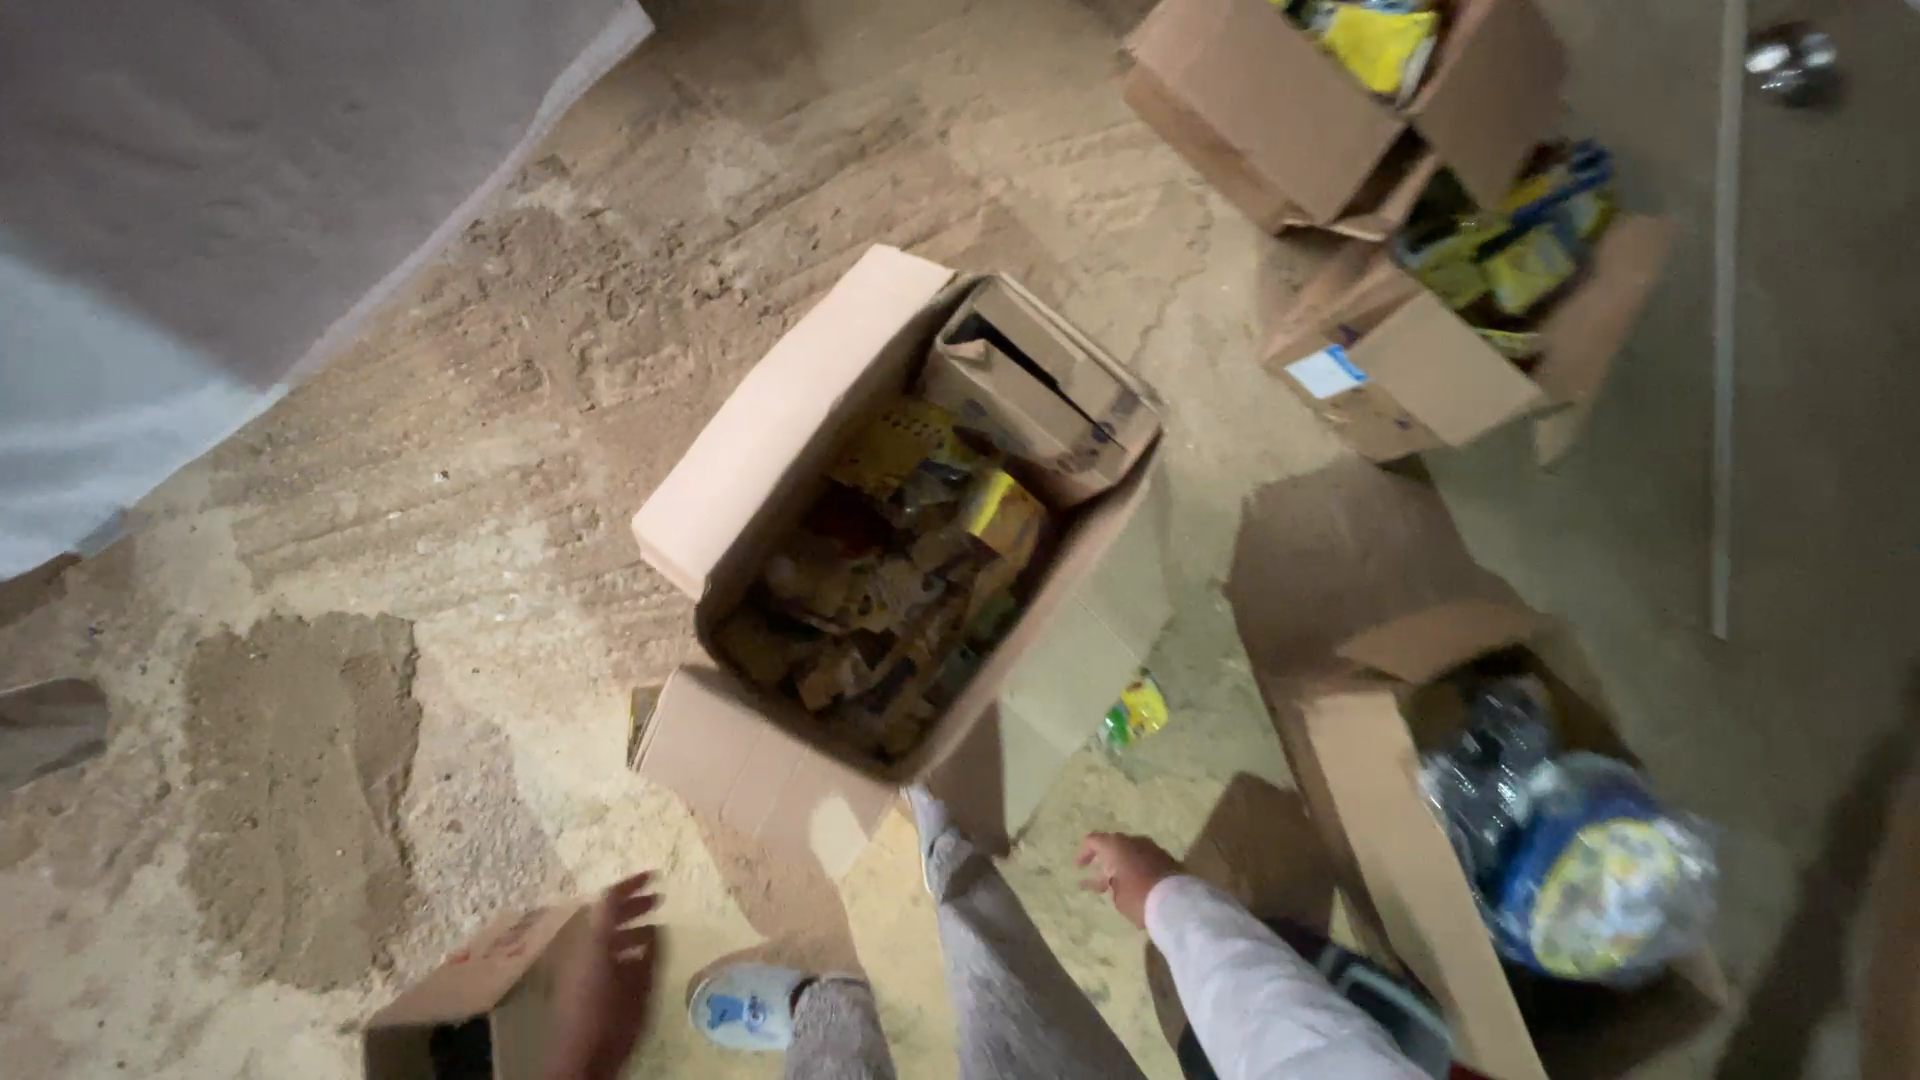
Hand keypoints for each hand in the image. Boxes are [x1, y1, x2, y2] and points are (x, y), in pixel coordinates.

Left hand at [545, 871, 660, 1079]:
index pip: (611, 899)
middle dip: (633, 904)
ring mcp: (578, 967)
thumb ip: (650, 954)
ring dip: (629, 926)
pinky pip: (600, 952)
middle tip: (659, 900)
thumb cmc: (612, 1023)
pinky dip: (620, 945)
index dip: (632, 883)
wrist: (577, 1064)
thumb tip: (657, 928)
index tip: (655, 875)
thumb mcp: (641, 986)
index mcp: (598, 943)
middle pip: (606, 914)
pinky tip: (638, 958)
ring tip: (654, 930)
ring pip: (603, 934)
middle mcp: (584, 949)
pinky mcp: (578, 984)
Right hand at [1076, 832, 1180, 929]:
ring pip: (1131, 854)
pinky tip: (1135, 886)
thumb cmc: (1138, 897)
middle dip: (1104, 861)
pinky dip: (1137, 870)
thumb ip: (1113, 885)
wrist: (1177, 903)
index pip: (1094, 840)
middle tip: (1097, 878)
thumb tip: (1119, 881)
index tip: (1079, 867)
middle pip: (1114, 846)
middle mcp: (1133, 841)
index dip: (1084, 853)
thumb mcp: (1117, 897)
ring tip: (1116, 886)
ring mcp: (1153, 849)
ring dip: (1122, 867)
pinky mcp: (1168, 860)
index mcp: (1116, 845)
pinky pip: (1145, 861)